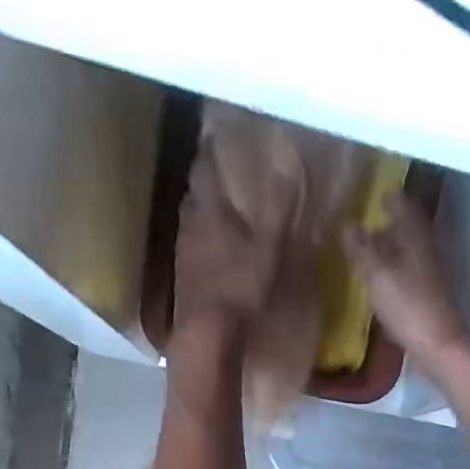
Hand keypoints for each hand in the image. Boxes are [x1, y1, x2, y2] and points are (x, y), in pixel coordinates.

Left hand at [173, 143, 293, 339]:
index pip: (206, 170)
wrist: (207, 334)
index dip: (210, 151)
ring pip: (191, 221)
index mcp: (211, 213)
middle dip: (206, 181)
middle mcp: (190, 226)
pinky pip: (191, 247)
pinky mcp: (182, 277)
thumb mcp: (269, 248)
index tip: (215, 134)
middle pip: (195, 195)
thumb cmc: (241, 288)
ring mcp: (182, 253)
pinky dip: (201, 241)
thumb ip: (278, 207)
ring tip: (218, 209)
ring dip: (202, 212)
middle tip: (220, 172)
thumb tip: (287, 160)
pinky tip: (212, 251)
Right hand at [342, 194, 468, 357]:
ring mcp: (428, 274)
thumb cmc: (408, 308)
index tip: (372, 192)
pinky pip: (406, 271)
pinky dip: (391, 267)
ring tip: (364, 247)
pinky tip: (377, 278)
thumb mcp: (377, 275)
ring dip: (388, 246)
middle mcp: (426, 250)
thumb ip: (362, 248)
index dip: (389, 197)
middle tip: (363, 218)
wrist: (437, 347)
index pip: (403, 205)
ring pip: (407, 250)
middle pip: (407, 227)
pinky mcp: (426, 295)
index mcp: (416, 238)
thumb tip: (348, 223)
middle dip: (387, 220)